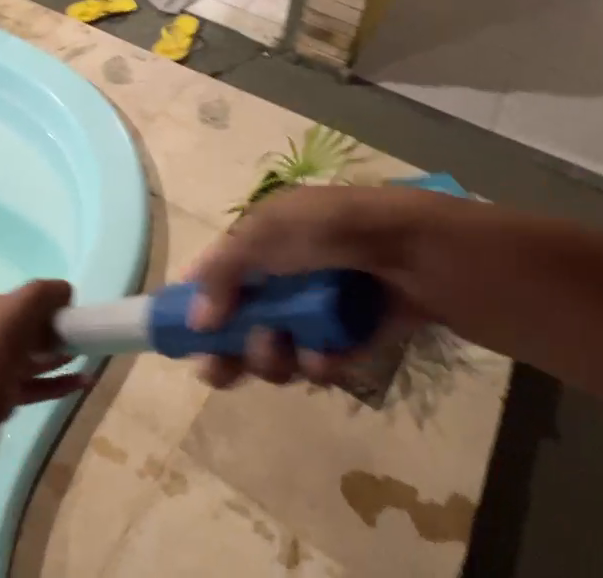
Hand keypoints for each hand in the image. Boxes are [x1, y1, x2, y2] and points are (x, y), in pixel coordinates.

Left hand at [0, 279, 89, 421]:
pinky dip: (61, 383)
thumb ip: (50, 290)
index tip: (62, 310)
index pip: (16, 301)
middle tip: (74, 334)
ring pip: (34, 360)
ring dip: (60, 358)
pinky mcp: (7, 393)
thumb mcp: (30, 297)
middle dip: (53, 333)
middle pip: (26, 331)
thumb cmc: (4, 335)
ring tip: (83, 355)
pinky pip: (39, 385)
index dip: (40, 304)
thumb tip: (65, 294)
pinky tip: (84, 380)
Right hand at [183, 185, 456, 388]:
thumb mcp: (267, 232)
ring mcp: (324, 307)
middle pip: (244, 320)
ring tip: (282, 351)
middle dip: (229, 347)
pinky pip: (323, 362)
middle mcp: (292, 272)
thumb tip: (196, 322)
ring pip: (279, 348)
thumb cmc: (334, 232)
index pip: (223, 274)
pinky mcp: (356, 336)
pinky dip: (320, 363)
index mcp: (269, 238)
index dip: (200, 304)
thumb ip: (224, 272)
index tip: (182, 336)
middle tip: (217, 371)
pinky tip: (326, 357)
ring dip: (272, 357)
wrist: (421, 253)